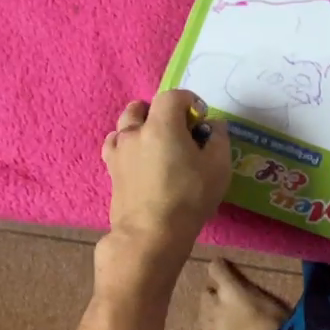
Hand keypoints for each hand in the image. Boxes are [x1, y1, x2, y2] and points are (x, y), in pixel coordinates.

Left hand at [102, 90, 231, 257]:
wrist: (151, 234)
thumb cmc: (189, 197)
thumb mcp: (218, 166)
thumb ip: (218, 138)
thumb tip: (213, 125)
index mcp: (162, 125)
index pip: (173, 96)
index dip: (190, 101)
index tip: (201, 119)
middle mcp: (135, 131)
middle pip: (143, 106)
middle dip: (162, 111)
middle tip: (179, 131)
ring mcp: (119, 150)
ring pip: (125, 124)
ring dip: (141, 126)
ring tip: (157, 143)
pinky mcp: (111, 170)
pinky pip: (116, 145)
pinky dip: (127, 144)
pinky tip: (139, 158)